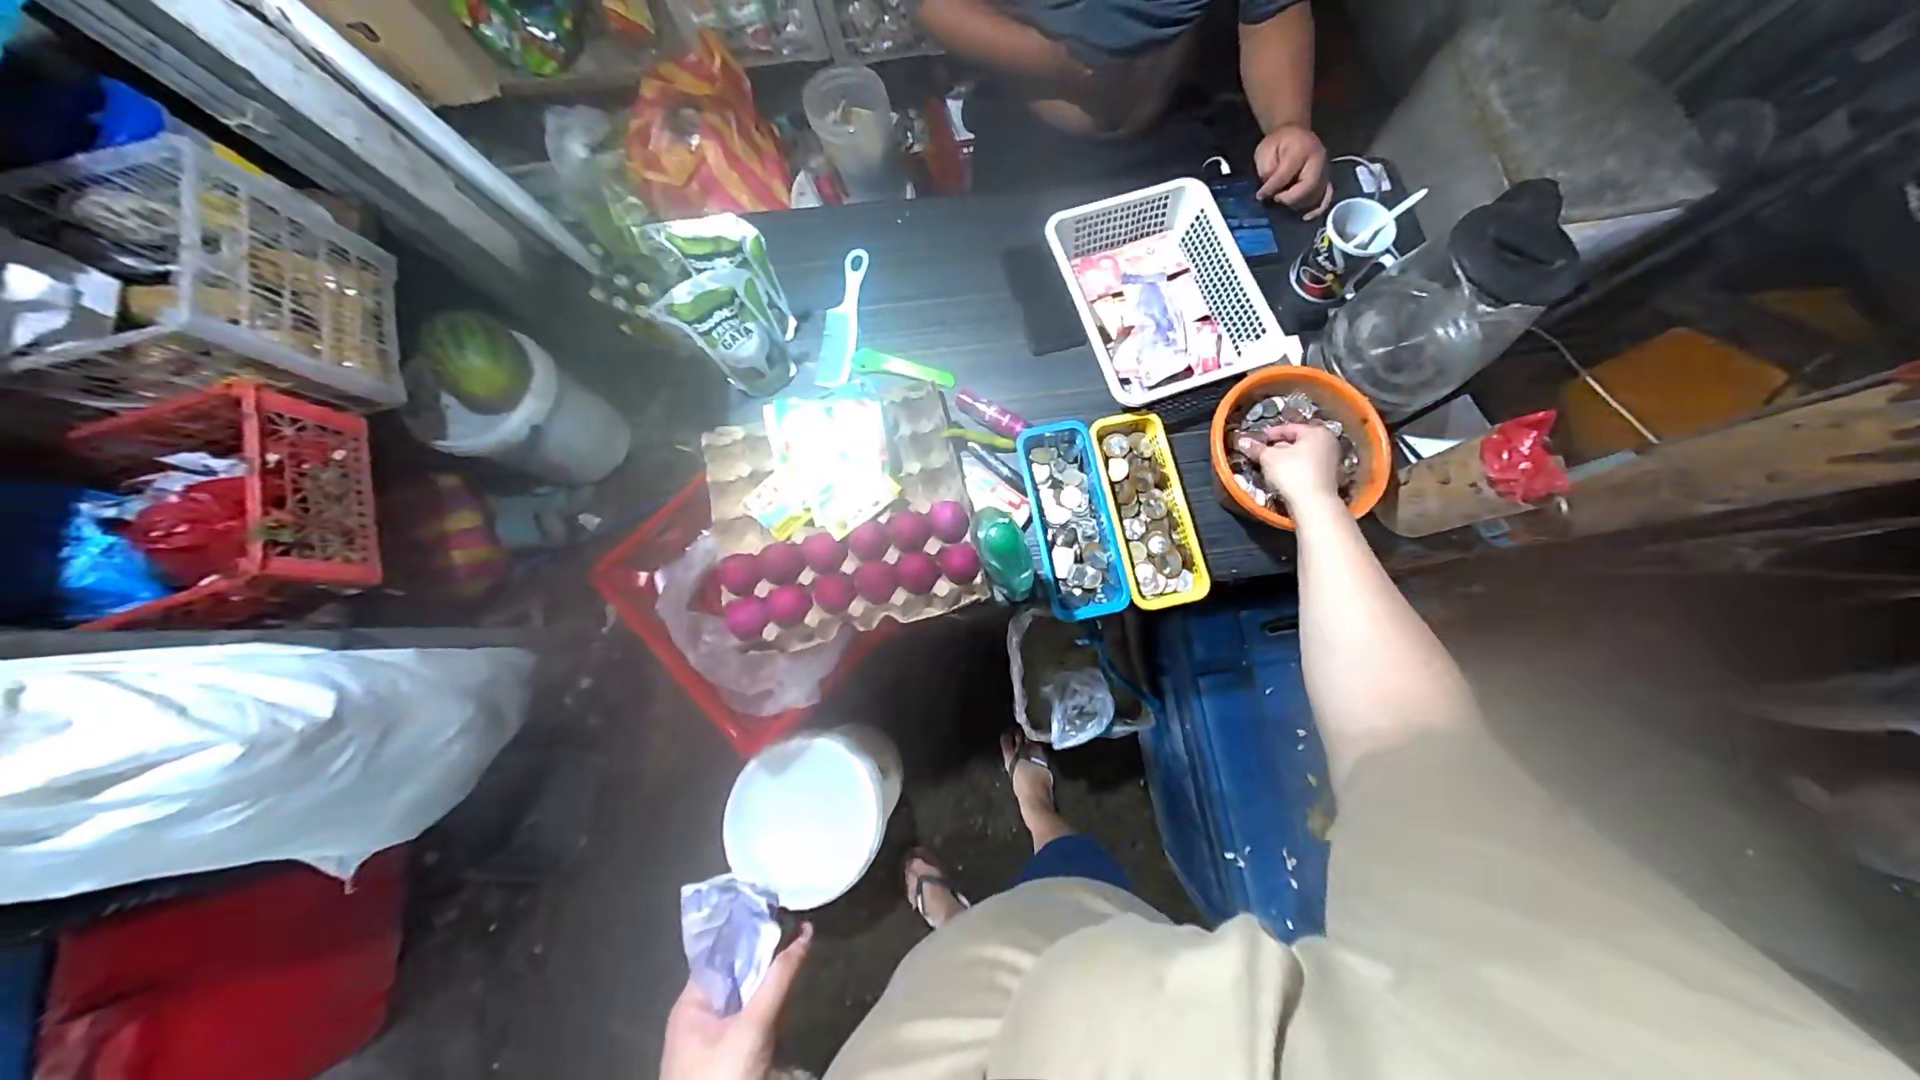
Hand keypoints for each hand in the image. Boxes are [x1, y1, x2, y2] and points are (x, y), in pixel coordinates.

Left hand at [660, 923, 812, 1079]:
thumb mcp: (752, 1028)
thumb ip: (778, 980)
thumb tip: (803, 932)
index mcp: (691, 1002)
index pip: (723, 952)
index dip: (751, 931)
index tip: (781, 910)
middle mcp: (699, 1015)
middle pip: (738, 973)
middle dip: (767, 959)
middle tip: (799, 934)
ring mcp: (714, 1039)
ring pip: (748, 997)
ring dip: (771, 985)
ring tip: (799, 956)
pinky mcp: (730, 1057)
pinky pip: (753, 1021)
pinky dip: (771, 1011)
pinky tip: (788, 1002)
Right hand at [1234, 423, 1342, 510]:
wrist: (1314, 503)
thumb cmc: (1292, 473)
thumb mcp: (1269, 458)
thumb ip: (1257, 448)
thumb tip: (1243, 441)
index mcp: (1316, 432)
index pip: (1289, 428)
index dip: (1271, 433)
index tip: (1258, 439)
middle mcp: (1328, 441)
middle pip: (1298, 440)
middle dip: (1280, 446)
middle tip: (1264, 452)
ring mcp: (1331, 459)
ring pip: (1303, 454)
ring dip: (1287, 457)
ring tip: (1271, 465)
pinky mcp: (1330, 475)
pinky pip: (1308, 465)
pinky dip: (1296, 466)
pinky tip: (1285, 474)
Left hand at [1253, 124, 1332, 216]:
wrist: (1294, 133)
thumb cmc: (1277, 143)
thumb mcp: (1265, 151)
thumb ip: (1267, 170)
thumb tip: (1268, 191)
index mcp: (1302, 148)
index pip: (1286, 174)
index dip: (1271, 188)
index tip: (1260, 196)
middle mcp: (1318, 159)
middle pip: (1308, 186)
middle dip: (1289, 198)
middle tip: (1276, 199)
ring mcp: (1325, 170)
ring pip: (1316, 195)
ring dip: (1298, 204)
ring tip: (1284, 201)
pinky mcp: (1325, 179)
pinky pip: (1326, 197)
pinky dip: (1317, 209)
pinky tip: (1306, 217)